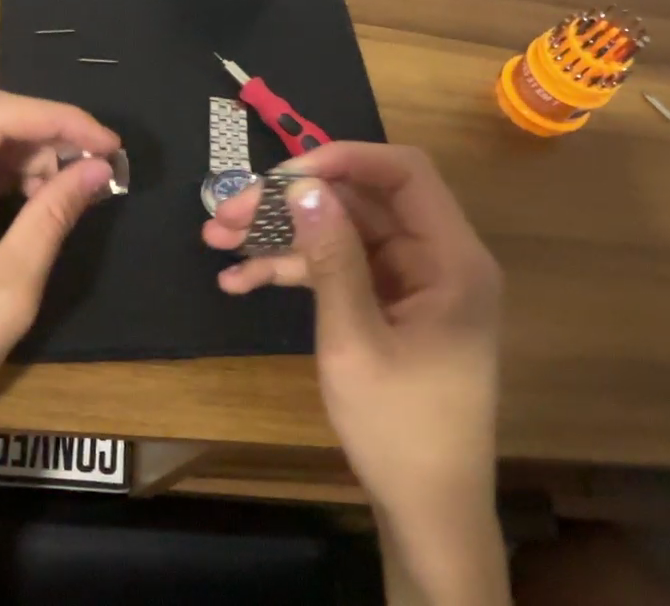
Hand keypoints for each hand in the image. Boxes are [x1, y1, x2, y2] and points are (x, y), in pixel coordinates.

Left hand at [0, 90, 120, 480]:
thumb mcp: (5, 293)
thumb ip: (52, 218)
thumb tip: (100, 168)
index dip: (60, 120)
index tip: (112, 144)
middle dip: (45, 133)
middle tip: (97, 163)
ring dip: (27, 157)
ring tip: (71, 191)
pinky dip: (4, 181)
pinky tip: (38, 201)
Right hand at [202, 143, 503, 522]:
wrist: (426, 509)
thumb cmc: (400, 427)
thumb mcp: (355, 340)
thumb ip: (331, 259)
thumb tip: (302, 186)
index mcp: (452, 259)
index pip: (403, 174)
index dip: (343, 159)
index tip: (282, 172)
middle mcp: (435, 259)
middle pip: (361, 203)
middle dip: (291, 203)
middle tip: (227, 212)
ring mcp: (409, 283)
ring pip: (341, 234)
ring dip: (280, 237)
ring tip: (217, 242)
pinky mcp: (387, 305)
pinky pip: (339, 270)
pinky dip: (293, 271)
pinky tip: (241, 282)